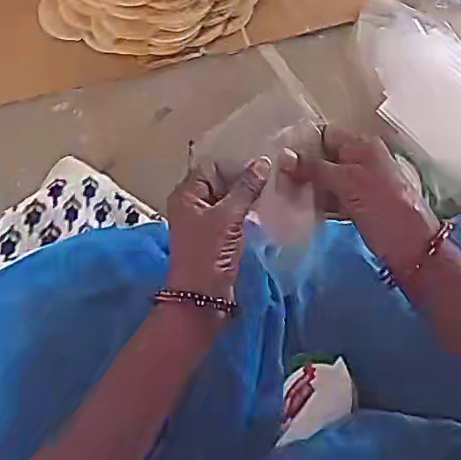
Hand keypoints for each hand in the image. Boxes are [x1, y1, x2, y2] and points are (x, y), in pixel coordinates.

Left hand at [163, 157, 270, 300]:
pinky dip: (248, 212)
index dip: (235, 163)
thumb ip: (246, 188)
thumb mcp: (227, 217)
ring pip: (229, 199)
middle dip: (244, 179)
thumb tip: (263, 162)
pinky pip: (234, 216)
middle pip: (221, 182)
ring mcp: (205, 222)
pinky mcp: (217, 237)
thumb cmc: (208, 253)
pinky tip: (267, 208)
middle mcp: (193, 204)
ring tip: (274, 188)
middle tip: (273, 172)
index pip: (212, 166)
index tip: (261, 160)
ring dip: (248, 196)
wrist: (202, 299)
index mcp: (186, 194)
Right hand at [284, 126, 437, 273]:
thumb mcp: (348, 183)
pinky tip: (296, 209)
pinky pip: (330, 199)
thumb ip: (315, 168)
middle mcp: (360, 160)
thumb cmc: (384, 208)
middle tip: (272, 176)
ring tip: (278, 193)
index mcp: (363, 145)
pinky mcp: (356, 207)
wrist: (413, 251)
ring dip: (305, 186)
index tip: (275, 152)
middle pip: (323, 157)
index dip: (302, 141)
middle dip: (300, 166)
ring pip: (325, 180)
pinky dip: (316, 203)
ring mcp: (359, 185)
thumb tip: (283, 156)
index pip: (326, 134)